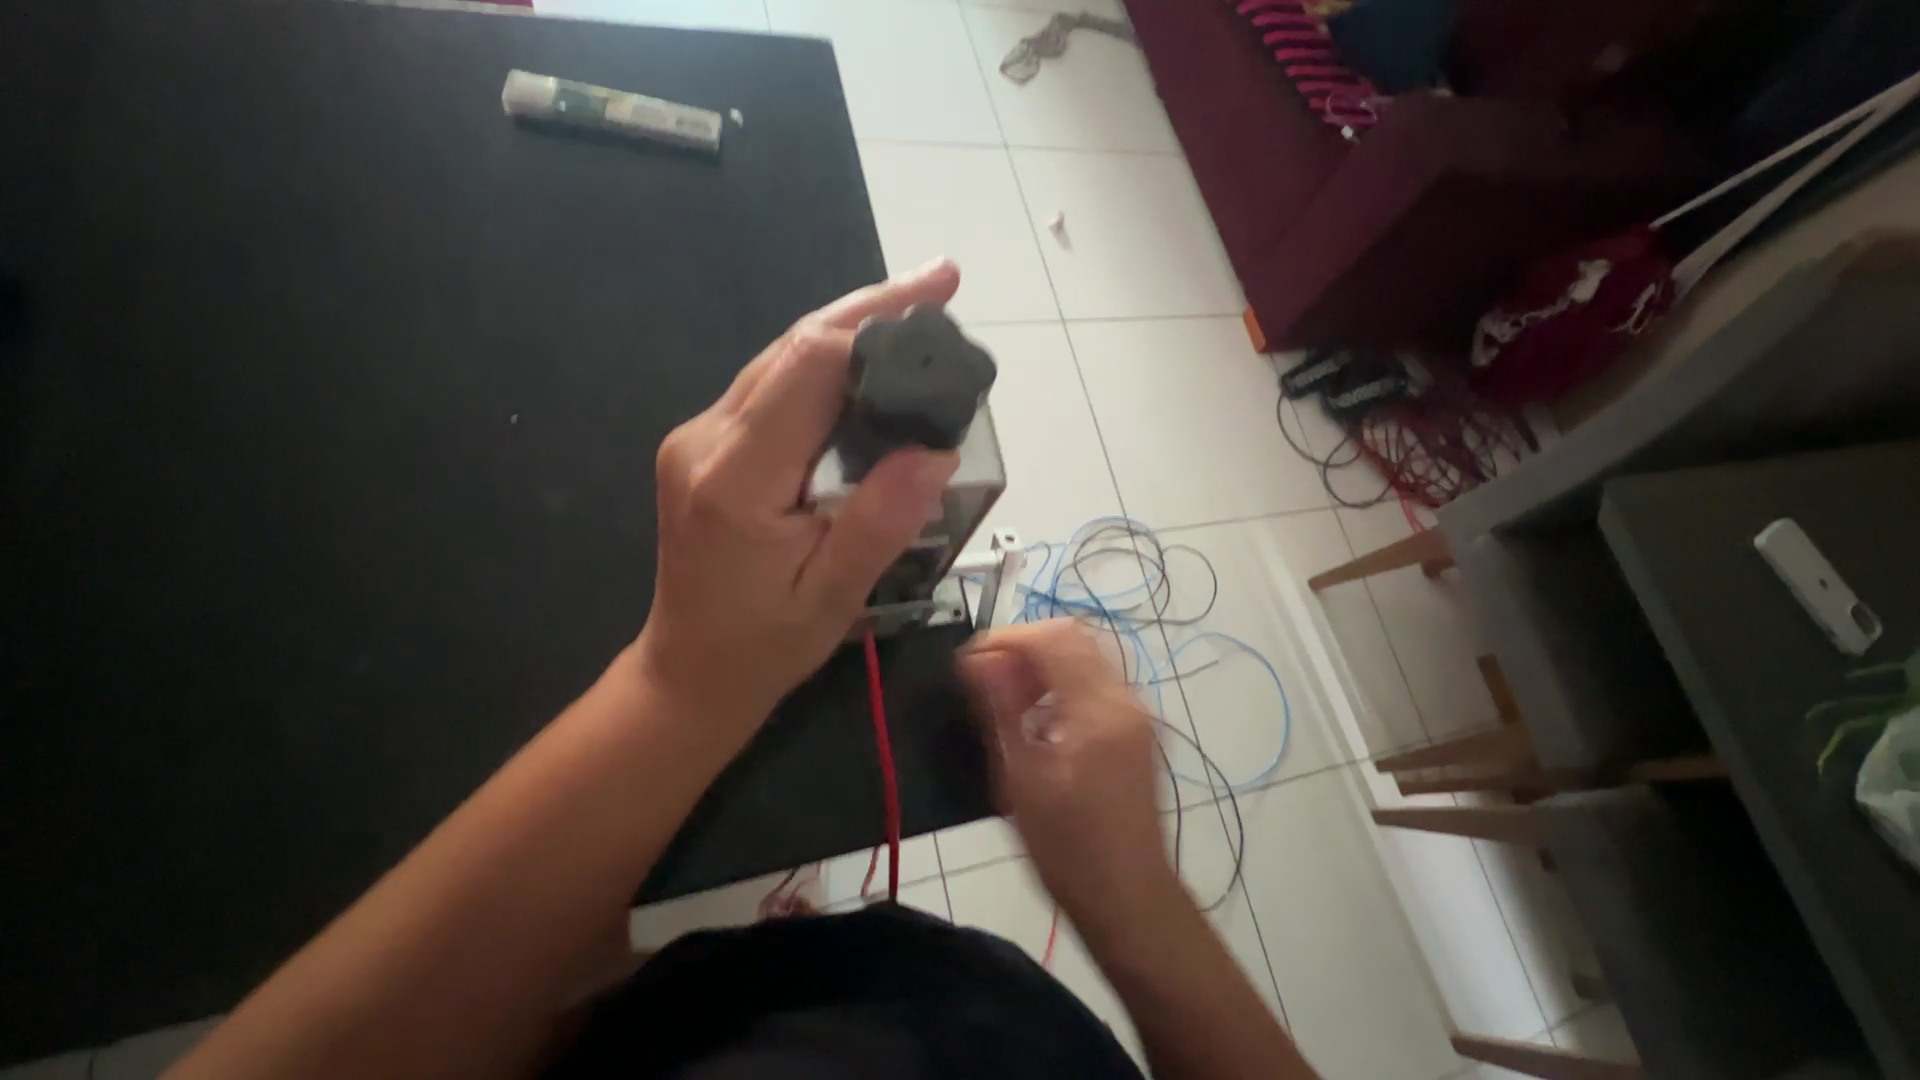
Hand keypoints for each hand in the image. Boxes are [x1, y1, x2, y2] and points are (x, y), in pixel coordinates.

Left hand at [631, 259, 962, 735]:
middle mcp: (706, 439)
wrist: (688, 671)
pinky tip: (869, 364)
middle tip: (942, 281)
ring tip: (918, 312)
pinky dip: (826, 368)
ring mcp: (698, 438)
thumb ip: (880, 521)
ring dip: (849, 332)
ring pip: (781, 360)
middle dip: (870, 310)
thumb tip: (936, 448)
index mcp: (736, 477)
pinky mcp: (705, 446)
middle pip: (792, 347)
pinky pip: (772, 389)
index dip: (874, 326)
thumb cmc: (763, 645)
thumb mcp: (834, 596)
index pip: (807, 368)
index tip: (937, 301)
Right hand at [959, 620, 1176, 919]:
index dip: (1004, 639)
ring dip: (1043, 661)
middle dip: (1024, 645)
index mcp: (1098, 710)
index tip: (967, 660)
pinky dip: (1063, 680)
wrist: (1128, 896)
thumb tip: (976, 659)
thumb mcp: (1020, 779)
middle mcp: (1125, 699)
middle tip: (984, 674)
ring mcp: (1137, 713)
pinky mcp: (1138, 728)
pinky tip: (1037, 715)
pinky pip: (1097, 681)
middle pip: (1074, 638)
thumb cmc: (1066, 848)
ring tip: (1004, 694)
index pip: (1051, 640)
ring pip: (1087, 655)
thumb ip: (1000, 710)